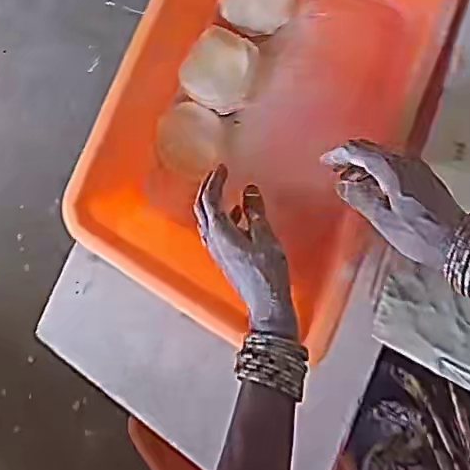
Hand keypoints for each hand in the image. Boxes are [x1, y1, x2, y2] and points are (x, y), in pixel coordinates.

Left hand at [195, 166, 296, 338]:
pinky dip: (223, 215)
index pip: (210, 199)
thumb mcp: (265, 236)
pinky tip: (239, 213)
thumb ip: (255, 212)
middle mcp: (212, 240)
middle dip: (208, 188)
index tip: (222, 167)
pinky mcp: (224, 256)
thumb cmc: (267, 271)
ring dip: (213, 201)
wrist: (266, 303)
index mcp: (220, 232)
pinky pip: (216, 229)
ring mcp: (216, 250)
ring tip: (226, 189)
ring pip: (207, 219)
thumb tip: (249, 191)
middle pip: (202, 208)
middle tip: (218, 174)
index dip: (214, 181)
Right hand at [321, 140, 464, 267]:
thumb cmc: (422, 235)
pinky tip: (374, 188)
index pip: (359, 151)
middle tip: (334, 171)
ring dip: (364, 165)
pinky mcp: (423, 177)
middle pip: (371, 150)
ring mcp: (417, 168)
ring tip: (351, 182)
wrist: (458, 242)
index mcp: (393, 169)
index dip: (339, 154)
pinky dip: (378, 171)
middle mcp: (406, 162)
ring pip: (383, 157)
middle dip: (350, 158)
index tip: (326, 161)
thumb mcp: (384, 220)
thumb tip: (343, 184)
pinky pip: (394, 165)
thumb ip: (361, 198)